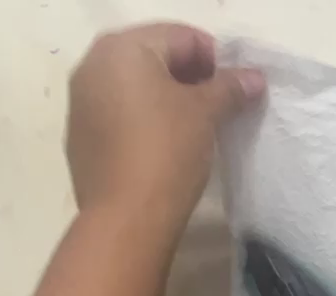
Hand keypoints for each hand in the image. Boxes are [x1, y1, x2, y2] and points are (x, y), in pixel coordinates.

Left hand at [65, 24, 264, 222]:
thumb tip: (254, 77)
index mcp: (123, 47)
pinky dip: (144, 125)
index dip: (215, 60)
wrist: (127, 218)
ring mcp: (82, 104)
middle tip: (217, 111)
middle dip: (189, 80)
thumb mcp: (205, 115)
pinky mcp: (81, 141)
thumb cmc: (167, 153)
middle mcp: (93, 65)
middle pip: (153, 59)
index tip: (235, 91)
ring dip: (165, 102)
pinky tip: (163, 153)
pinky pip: (119, 119)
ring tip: (192, 133)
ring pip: (134, 90)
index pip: (180, 36)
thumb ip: (229, 89)